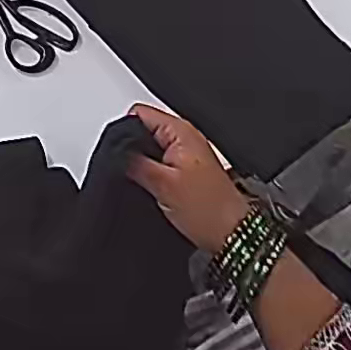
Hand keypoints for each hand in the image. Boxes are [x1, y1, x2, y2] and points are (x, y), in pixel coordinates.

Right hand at [125, 103, 250, 253]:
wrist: (234, 236)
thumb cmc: (210, 210)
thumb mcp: (163, 185)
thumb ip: (135, 163)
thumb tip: (116, 153)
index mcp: (180, 130)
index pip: (139, 113)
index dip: (123, 130)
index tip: (118, 150)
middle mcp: (185, 136)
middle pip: (144, 128)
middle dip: (132, 146)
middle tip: (128, 168)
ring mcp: (187, 152)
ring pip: (151, 147)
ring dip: (142, 162)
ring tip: (143, 181)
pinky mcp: (188, 169)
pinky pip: (160, 162)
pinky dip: (152, 172)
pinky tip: (153, 187)